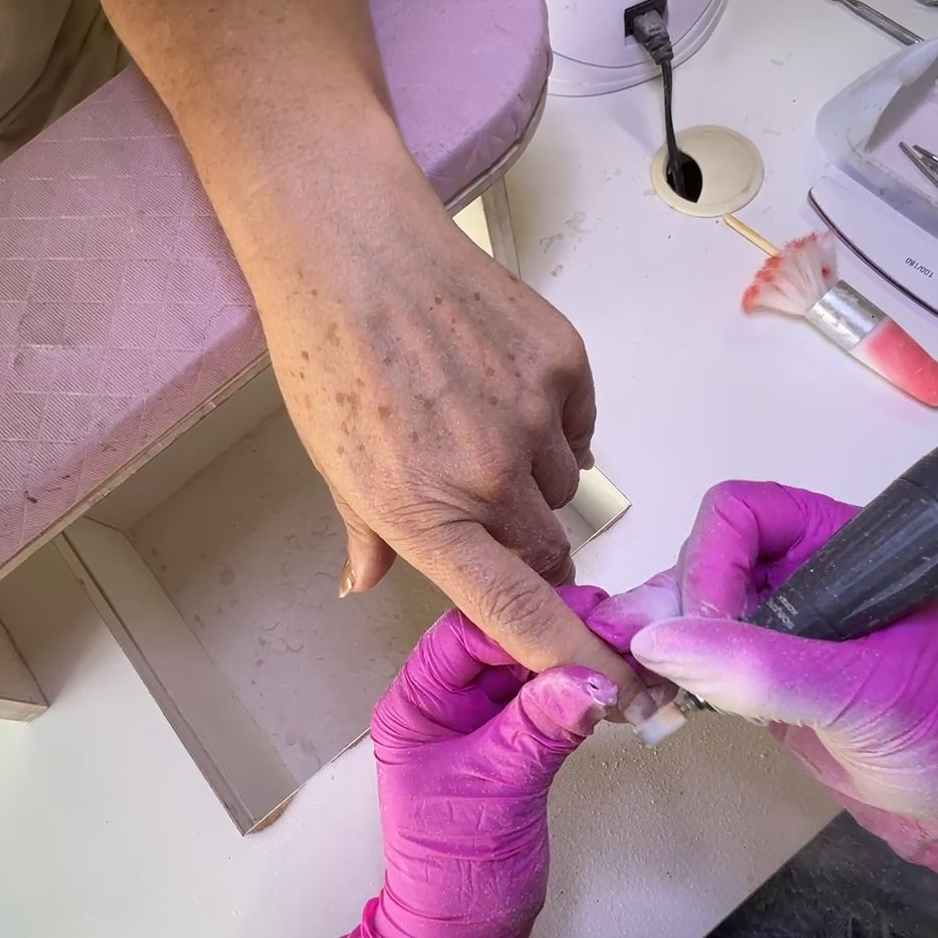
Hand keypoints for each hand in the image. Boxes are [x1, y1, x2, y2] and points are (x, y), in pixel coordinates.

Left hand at [260, 176, 645, 714]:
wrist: (353, 250)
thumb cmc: (326, 357)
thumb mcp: (332, 463)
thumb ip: (366, 536)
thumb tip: (363, 584)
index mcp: (425, 514)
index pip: (520, 614)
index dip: (572, 660)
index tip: (611, 687)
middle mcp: (490, 476)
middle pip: (549, 554)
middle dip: (527, 551)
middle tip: (491, 512)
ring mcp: (535, 416)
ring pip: (565, 487)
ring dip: (535, 482)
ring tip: (484, 428)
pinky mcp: (565, 362)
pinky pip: (580, 427)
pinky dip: (553, 426)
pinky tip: (504, 390)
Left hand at [286, 587, 616, 937]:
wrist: (464, 935)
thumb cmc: (455, 869)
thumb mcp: (497, 789)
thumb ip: (540, 730)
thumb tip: (591, 675)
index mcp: (416, 702)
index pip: (464, 636)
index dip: (518, 621)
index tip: (578, 611)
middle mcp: (446, 700)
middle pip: (499, 644)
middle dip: (553, 631)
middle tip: (611, 620)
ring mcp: (481, 717)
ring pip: (527, 668)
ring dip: (572, 656)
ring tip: (622, 641)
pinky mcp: (514, 738)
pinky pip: (547, 699)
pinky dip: (579, 689)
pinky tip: (614, 679)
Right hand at [591, 481, 937, 937]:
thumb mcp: (863, 697)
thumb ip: (761, 668)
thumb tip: (652, 642)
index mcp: (835, 545)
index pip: (740, 513)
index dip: (711, 559)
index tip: (708, 627)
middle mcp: (796, 570)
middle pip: (702, 553)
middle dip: (675, 601)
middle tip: (660, 658)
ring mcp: (773, 618)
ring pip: (687, 600)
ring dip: (656, 631)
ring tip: (634, 671)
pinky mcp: (754, 663)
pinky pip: (692, 646)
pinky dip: (663, 663)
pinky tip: (648, 685)